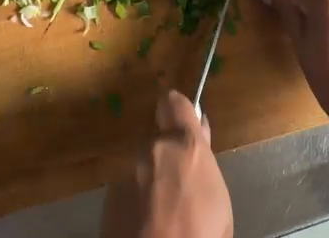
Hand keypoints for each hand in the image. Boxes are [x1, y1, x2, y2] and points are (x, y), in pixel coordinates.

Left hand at [100, 89, 232, 237]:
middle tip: (180, 190)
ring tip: (163, 217)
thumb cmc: (203, 237)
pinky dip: (135, 204)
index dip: (178, 113)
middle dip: (167, 159)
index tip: (184, 127)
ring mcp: (127, 173)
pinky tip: (145, 228)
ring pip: (142, 169)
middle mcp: (153, 151)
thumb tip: (200, 135)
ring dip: (150, 184)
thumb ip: (205, 163)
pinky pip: (127, 192)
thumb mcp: (220, 202)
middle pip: (158, 142)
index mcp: (185, 146)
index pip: (174, 103)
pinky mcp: (108, 199)